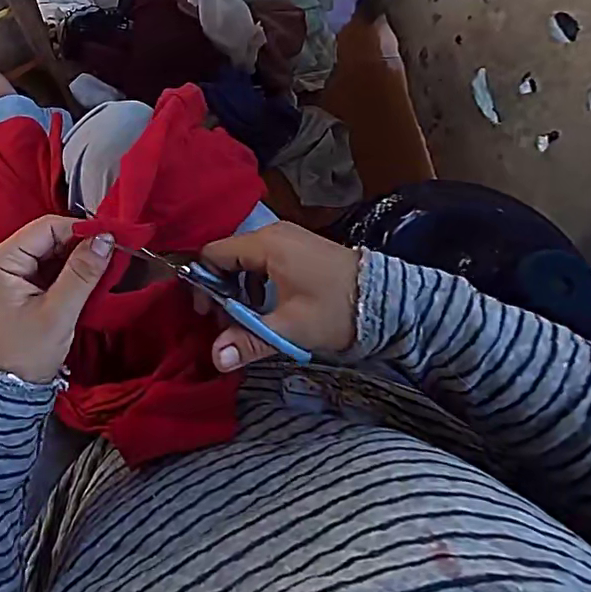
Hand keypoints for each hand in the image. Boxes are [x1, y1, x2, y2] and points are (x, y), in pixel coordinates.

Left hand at [0, 216, 114, 382]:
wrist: (3, 393)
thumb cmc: (24, 354)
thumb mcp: (57, 313)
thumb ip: (82, 273)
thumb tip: (106, 238)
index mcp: (2, 260)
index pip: (47, 227)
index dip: (82, 229)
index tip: (112, 239)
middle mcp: (3, 260)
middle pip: (51, 237)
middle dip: (83, 245)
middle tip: (114, 256)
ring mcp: (12, 275)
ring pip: (54, 253)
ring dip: (80, 260)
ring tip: (106, 270)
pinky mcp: (22, 289)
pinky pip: (51, 270)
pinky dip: (72, 274)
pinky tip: (90, 282)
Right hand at [198, 222, 359, 370]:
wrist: (388, 299)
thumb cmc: (336, 309)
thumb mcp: (291, 328)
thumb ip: (249, 340)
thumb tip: (215, 359)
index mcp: (267, 244)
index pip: (214, 253)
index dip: (202, 281)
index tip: (205, 312)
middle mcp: (274, 232)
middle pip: (228, 255)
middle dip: (220, 287)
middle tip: (224, 320)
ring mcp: (289, 236)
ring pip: (246, 257)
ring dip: (239, 285)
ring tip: (244, 317)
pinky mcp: (300, 245)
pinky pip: (264, 257)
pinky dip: (256, 279)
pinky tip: (266, 305)